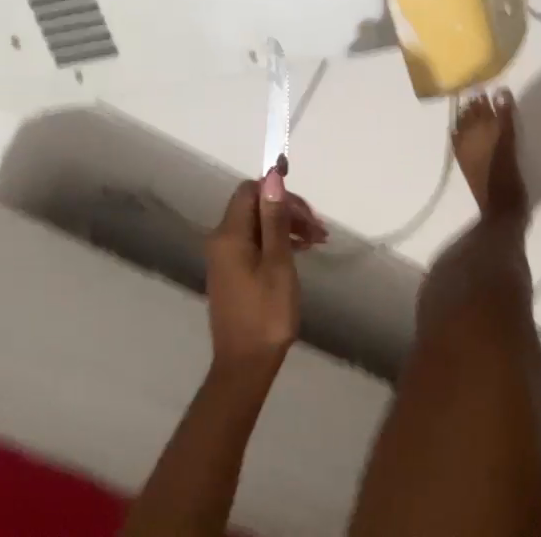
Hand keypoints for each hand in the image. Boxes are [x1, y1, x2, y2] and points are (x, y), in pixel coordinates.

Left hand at [204, 171, 325, 376]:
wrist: (246, 364)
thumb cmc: (267, 313)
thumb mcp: (278, 262)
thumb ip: (275, 218)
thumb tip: (272, 176)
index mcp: (229, 235)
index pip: (250, 191)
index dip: (279, 192)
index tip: (307, 212)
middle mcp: (221, 240)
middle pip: (255, 207)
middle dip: (288, 210)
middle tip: (318, 230)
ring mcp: (225, 258)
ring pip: (257, 225)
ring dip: (287, 226)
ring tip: (317, 241)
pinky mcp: (232, 272)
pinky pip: (255, 244)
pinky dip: (278, 242)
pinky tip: (300, 252)